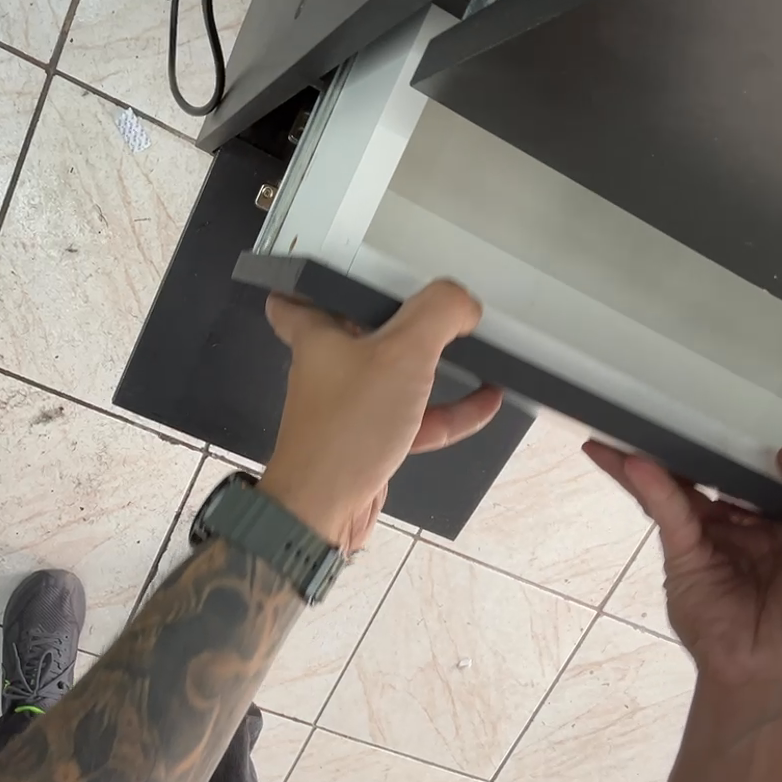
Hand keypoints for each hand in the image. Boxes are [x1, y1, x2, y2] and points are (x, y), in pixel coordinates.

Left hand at [257, 281, 503, 551]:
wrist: (325, 509)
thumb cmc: (348, 428)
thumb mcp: (402, 353)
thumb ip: (437, 314)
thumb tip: (462, 303)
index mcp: (318, 339)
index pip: (295, 301)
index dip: (307, 284)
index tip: (329, 273)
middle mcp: (327, 371)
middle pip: (356, 334)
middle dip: (391, 320)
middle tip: (428, 302)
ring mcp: (348, 410)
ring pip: (392, 378)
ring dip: (432, 366)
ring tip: (474, 346)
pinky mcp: (368, 443)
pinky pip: (413, 418)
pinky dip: (449, 409)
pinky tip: (486, 400)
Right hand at [583, 443, 781, 712]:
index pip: (761, 477)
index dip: (743, 448)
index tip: (726, 415)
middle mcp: (744, 533)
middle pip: (707, 479)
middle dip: (679, 451)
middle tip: (653, 416)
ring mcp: (708, 545)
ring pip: (675, 493)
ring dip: (642, 464)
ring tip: (610, 437)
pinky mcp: (680, 558)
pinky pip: (667, 513)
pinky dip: (650, 487)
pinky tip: (633, 463)